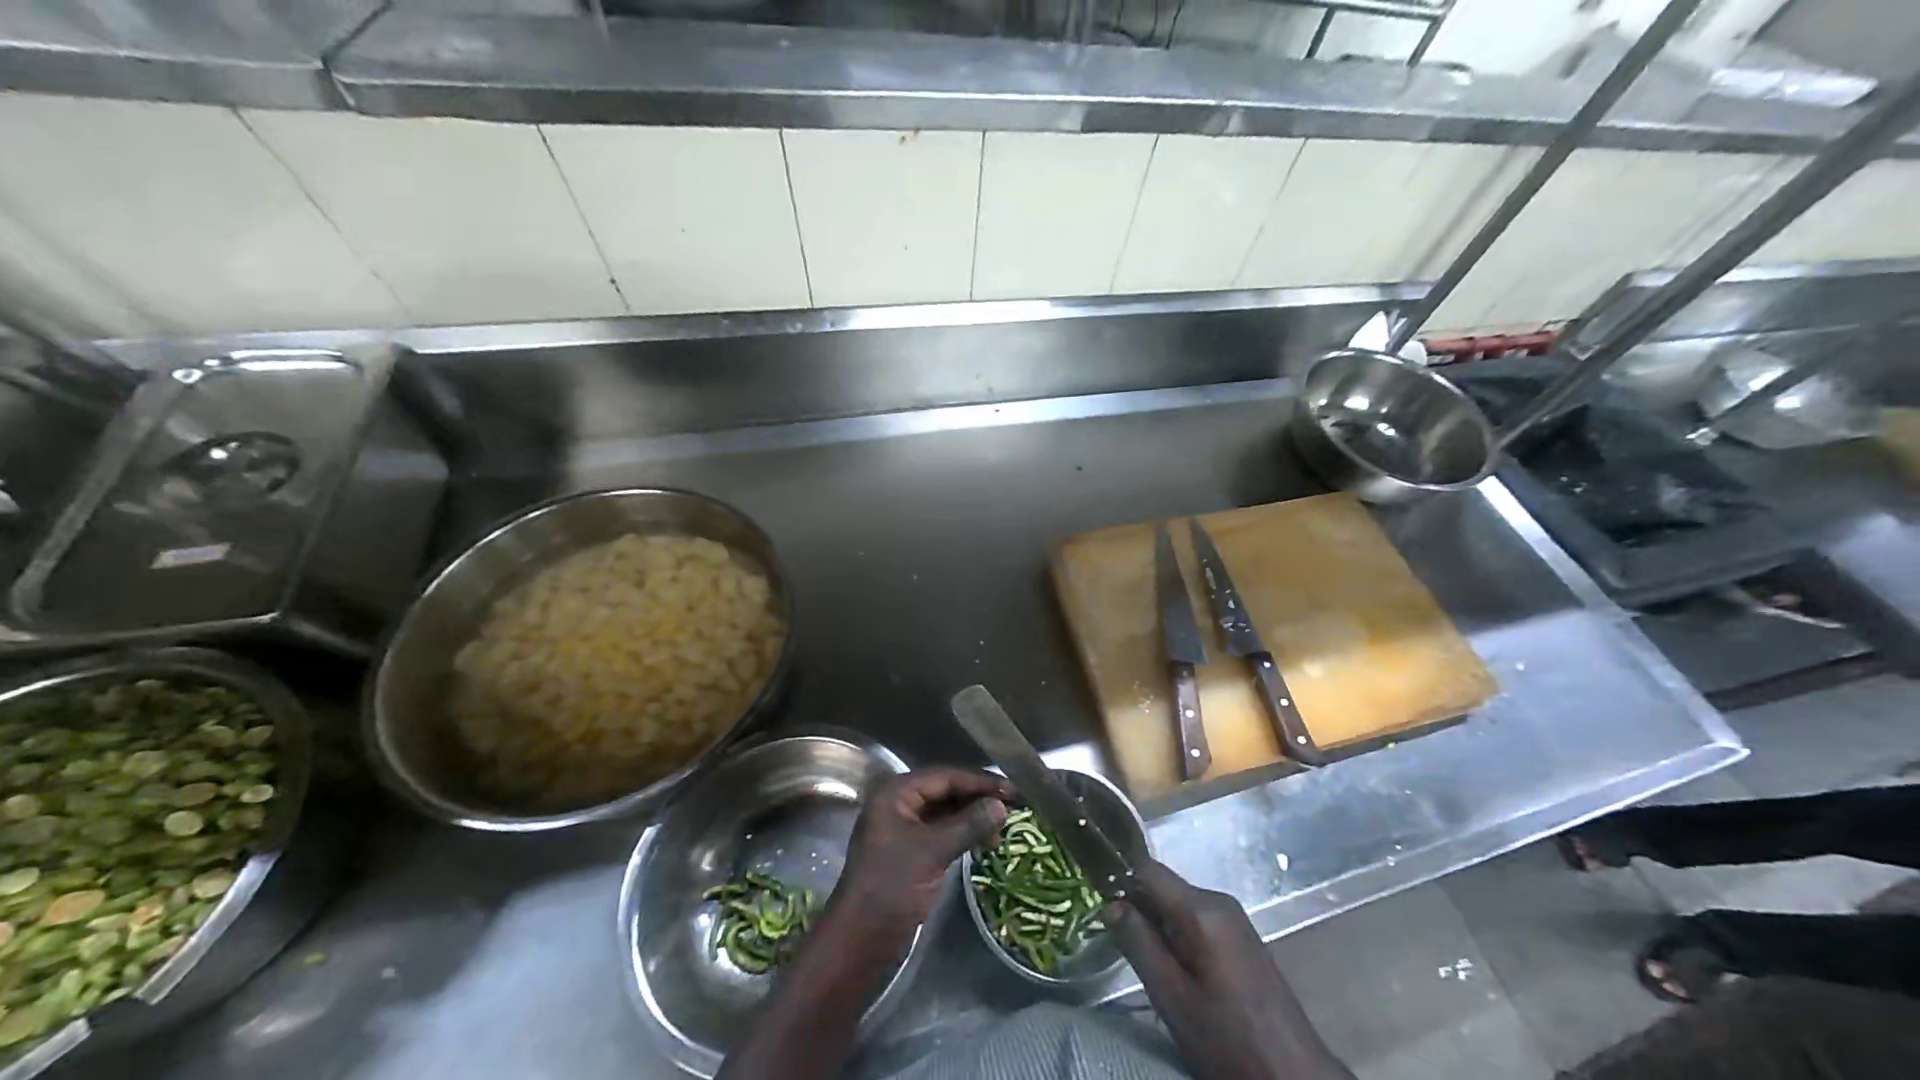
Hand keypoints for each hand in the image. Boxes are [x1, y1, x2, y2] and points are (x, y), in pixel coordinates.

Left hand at [834, 767, 1013, 937]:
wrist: (861, 938)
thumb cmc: (891, 886)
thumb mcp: (932, 852)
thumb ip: (968, 824)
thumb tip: (1001, 805)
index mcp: (896, 793)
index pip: (945, 776)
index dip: (980, 781)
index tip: (1013, 789)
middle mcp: (899, 803)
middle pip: (946, 790)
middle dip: (978, 798)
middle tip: (1013, 808)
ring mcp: (904, 827)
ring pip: (946, 811)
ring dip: (973, 817)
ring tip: (1002, 831)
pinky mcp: (911, 850)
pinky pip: (942, 831)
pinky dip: (963, 833)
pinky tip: (985, 842)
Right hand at [1105, 860, 1354, 1079]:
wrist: (1295, 1077)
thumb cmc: (1228, 1038)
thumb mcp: (1172, 996)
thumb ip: (1138, 943)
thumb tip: (1110, 903)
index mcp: (1201, 909)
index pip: (1147, 869)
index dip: (1118, 876)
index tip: (1093, 894)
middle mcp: (1219, 902)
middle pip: (1163, 886)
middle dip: (1135, 905)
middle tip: (1111, 936)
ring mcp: (1234, 920)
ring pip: (1178, 905)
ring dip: (1155, 922)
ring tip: (1137, 954)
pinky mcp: (1241, 939)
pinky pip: (1196, 920)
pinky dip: (1176, 934)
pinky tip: (1169, 966)